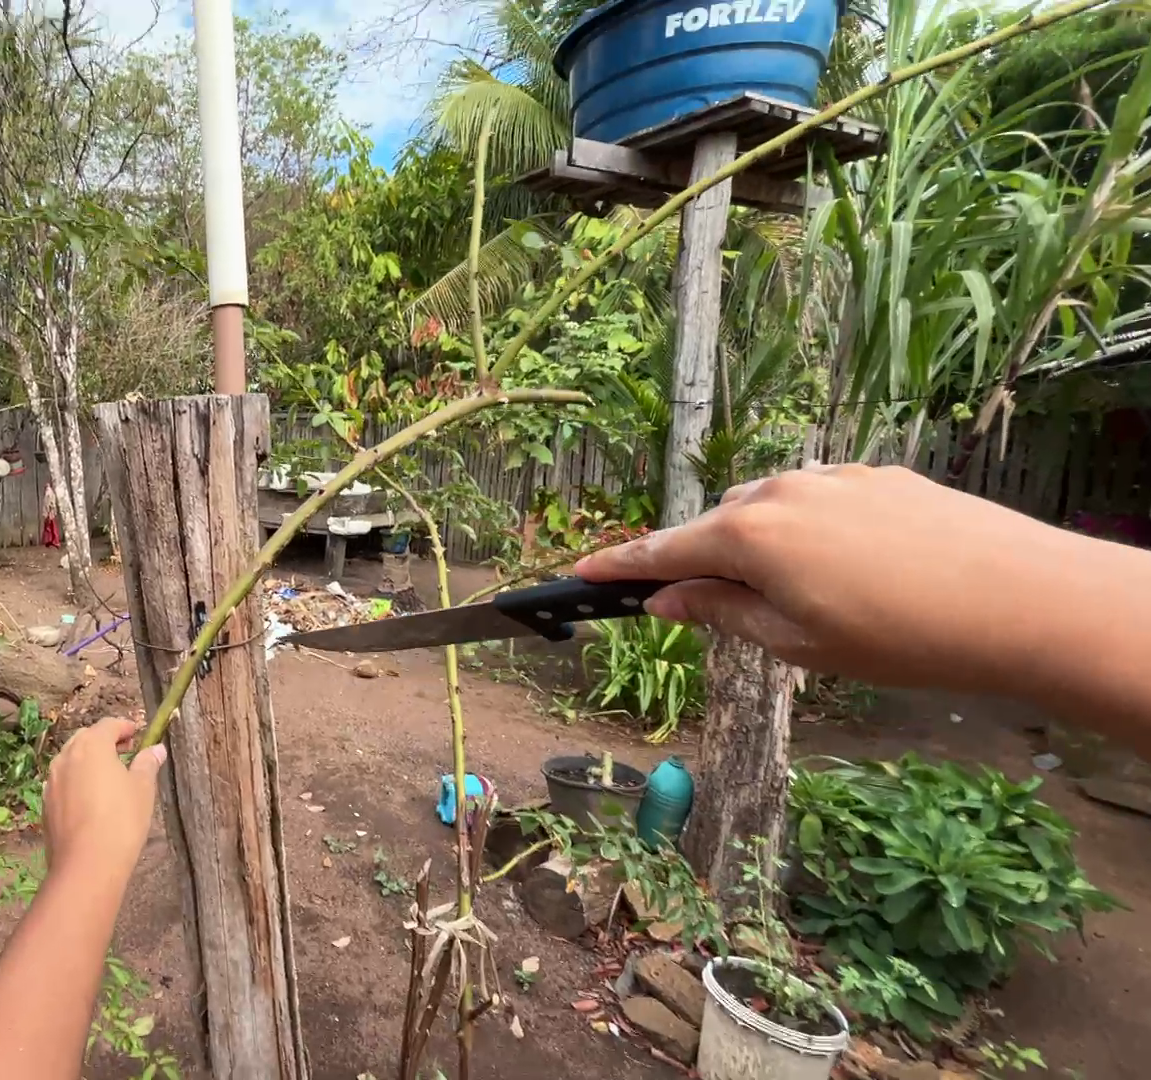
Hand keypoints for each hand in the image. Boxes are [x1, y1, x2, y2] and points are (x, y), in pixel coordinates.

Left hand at [42, 716, 165, 891]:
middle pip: (86, 738)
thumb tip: (156, 749)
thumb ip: (147, 763)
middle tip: (125, 754)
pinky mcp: (46, 804)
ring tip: (109, 779)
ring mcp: (52, 780)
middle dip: (105, 742)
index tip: (137, 736)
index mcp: (91, 745)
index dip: (125, 727)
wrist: (86, 865)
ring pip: (72, 760)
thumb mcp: (142, 789)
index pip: (108, 724)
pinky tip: (91, 801)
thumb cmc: (121, 820)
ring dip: (89, 761)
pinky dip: (77, 782)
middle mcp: (67, 756)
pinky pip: (63, 782)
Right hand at [576, 464, 1086, 693]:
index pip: (659, 551)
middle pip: (710, 527)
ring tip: (797, 589)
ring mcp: (830, 477)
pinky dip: (801, 528)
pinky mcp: (877, 476)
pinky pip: (810, 498)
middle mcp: (777, 491)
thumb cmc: (905, 637)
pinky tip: (847, 563)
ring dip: (754, 543)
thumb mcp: (793, 641)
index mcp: (748, 535)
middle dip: (701, 560)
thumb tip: (665, 602)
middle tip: (718, 605)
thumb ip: (718, 613)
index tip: (581, 570)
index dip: (616, 565)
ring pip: (760, 508)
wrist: (1046, 604)